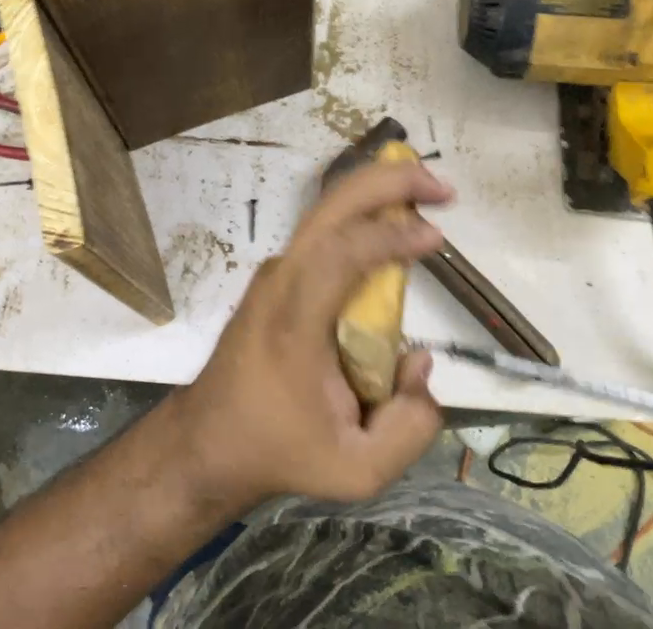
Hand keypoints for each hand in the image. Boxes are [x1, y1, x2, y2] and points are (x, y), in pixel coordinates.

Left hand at [166, 160, 451, 510]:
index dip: (391, 235)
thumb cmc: (280, 449)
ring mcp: (274, 276)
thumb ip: (410, 426)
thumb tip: (421, 362)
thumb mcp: (357, 470)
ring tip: (426, 197)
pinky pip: (323, 236)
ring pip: (325, 214)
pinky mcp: (276, 281)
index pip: (341, 252)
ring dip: (374, 194)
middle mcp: (280, 282)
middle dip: (387, 183)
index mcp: (294, 320)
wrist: (210, 439)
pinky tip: (392, 228)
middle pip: (331, 207)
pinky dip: (360, 218)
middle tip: (442, 188)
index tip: (438, 238)